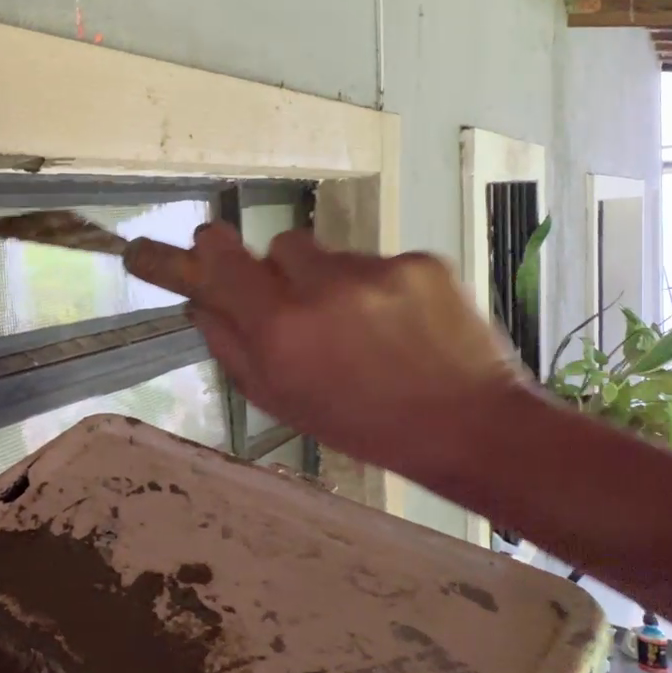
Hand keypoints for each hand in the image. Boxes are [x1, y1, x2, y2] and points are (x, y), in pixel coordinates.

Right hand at [174, 223, 531, 476]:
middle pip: (278, 245)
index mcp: (277, 324)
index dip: (209, 245)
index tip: (206, 245)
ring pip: (330, 255)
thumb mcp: (273, 396)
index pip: (221, 253)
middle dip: (282, 271)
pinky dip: (380, 288)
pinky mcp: (421, 263)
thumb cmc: (356, 423)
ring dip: (331, 280)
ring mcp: (375, 269)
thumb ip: (228, 344)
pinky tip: (400, 325)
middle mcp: (320, 286)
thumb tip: (201, 304)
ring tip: (361, 325)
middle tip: (300, 307)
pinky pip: (378, 261)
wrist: (471, 427)